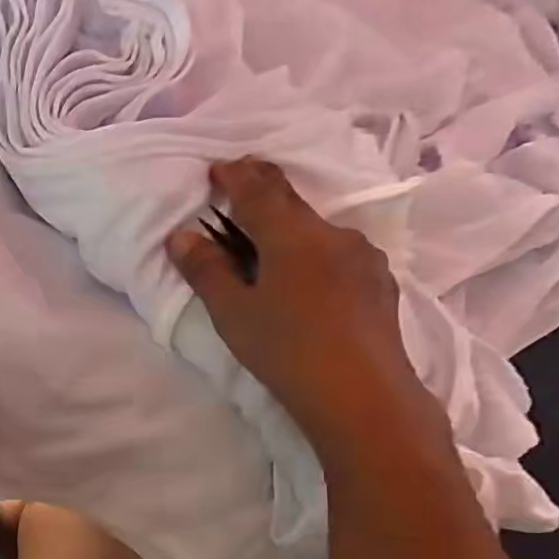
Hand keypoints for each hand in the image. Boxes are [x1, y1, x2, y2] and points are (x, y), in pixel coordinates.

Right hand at [164, 158, 445, 453]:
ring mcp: (363, 257)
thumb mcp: (231, 312)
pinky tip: (301, 276)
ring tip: (264, 242)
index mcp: (294, 237)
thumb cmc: (284, 348)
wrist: (360, 391)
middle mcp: (334, 235)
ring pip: (316, 229)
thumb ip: (206, 270)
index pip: (260, 191)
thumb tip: (182, 235)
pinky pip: (334, 252)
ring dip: (286, 226)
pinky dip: (309, 251)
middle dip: (262, 191)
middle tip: (238, 188)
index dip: (236, 175)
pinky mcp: (377, 282)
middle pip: (292, 203)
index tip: (217, 167)